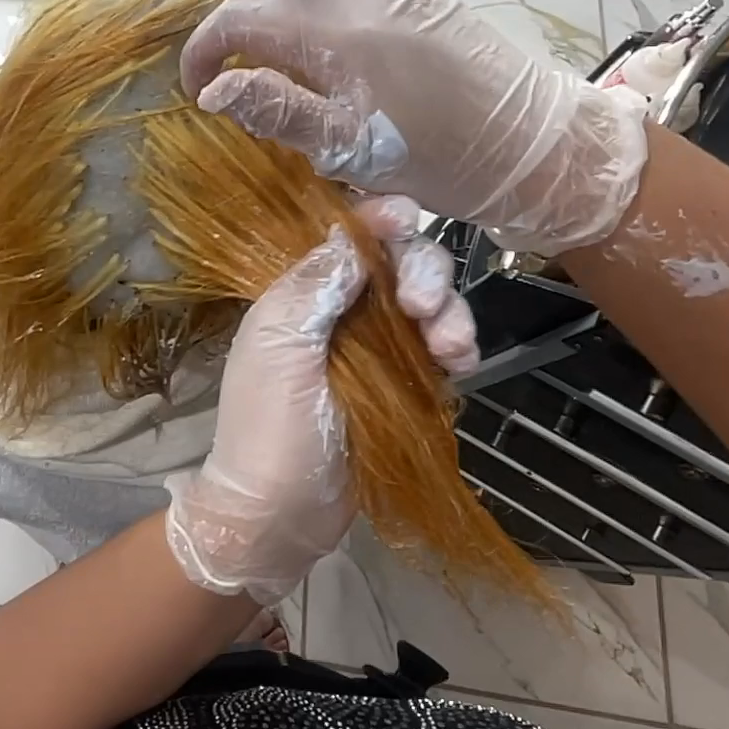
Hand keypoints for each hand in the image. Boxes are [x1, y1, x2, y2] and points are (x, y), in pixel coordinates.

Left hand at [164, 200, 475, 602]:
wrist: (282, 512)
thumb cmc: (268, 427)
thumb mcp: (277, 347)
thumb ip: (310, 287)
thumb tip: (348, 233)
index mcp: (297, 297)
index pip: (343, 239)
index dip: (376, 219)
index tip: (406, 217)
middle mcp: (336, 313)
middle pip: (396, 263)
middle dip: (421, 271)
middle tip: (420, 306)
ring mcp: (372, 349)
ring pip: (427, 303)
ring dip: (448, 311)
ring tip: (449, 347)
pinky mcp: (402, 385)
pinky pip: (439, 347)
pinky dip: (456, 344)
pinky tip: (460, 363)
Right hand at [180, 0, 647, 254]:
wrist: (512, 133)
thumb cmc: (422, 148)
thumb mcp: (339, 144)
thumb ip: (273, 110)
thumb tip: (213, 92)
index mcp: (314, 27)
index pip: (229, 23)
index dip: (200, 56)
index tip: (199, 87)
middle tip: (245, 38)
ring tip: (286, 5)